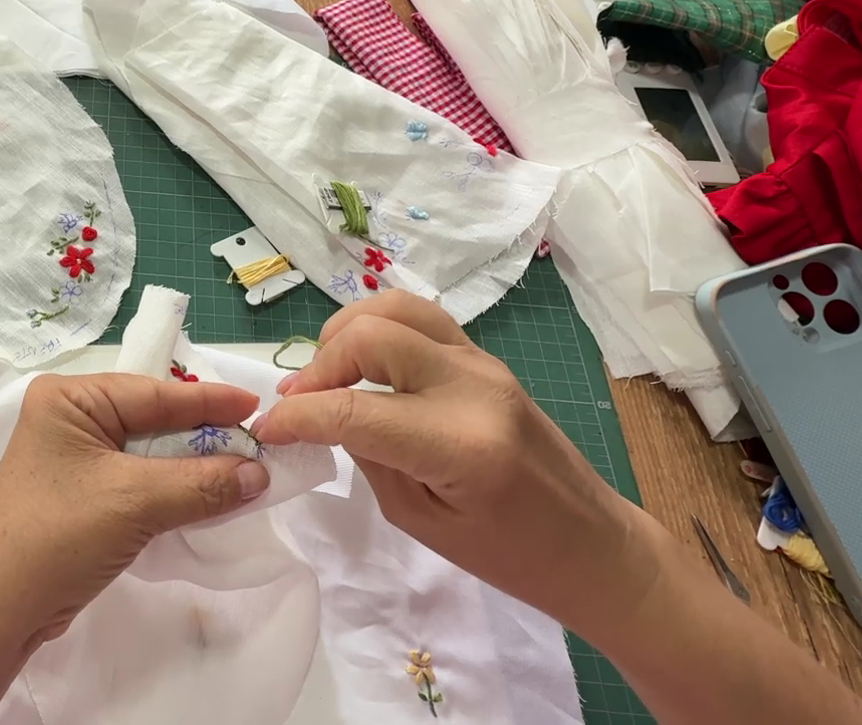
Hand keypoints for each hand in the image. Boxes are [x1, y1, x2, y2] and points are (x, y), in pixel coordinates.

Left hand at [0, 372, 271, 642]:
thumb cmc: (59, 535)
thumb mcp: (134, 501)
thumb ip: (200, 483)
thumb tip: (258, 473)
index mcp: (68, 398)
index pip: (151, 392)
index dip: (207, 401)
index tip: (256, 405)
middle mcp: (68, 417)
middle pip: (151, 419)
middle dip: (202, 436)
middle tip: (257, 443)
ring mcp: (73, 456)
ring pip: (147, 451)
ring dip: (191, 465)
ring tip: (243, 469)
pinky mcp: (81, 492)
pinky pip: (137, 478)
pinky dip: (172, 488)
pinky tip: (206, 494)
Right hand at [250, 291, 656, 634]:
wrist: (595, 546)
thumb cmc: (509, 554)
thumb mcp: (416, 519)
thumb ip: (366, 454)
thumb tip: (322, 415)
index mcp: (459, 443)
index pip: (353, 409)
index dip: (297, 416)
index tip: (266, 428)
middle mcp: (472, 386)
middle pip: (370, 335)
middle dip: (318, 365)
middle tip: (298, 401)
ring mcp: (482, 361)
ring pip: (393, 307)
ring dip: (344, 334)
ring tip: (327, 373)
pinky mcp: (482, 355)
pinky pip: (415, 317)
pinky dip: (374, 328)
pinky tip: (360, 361)